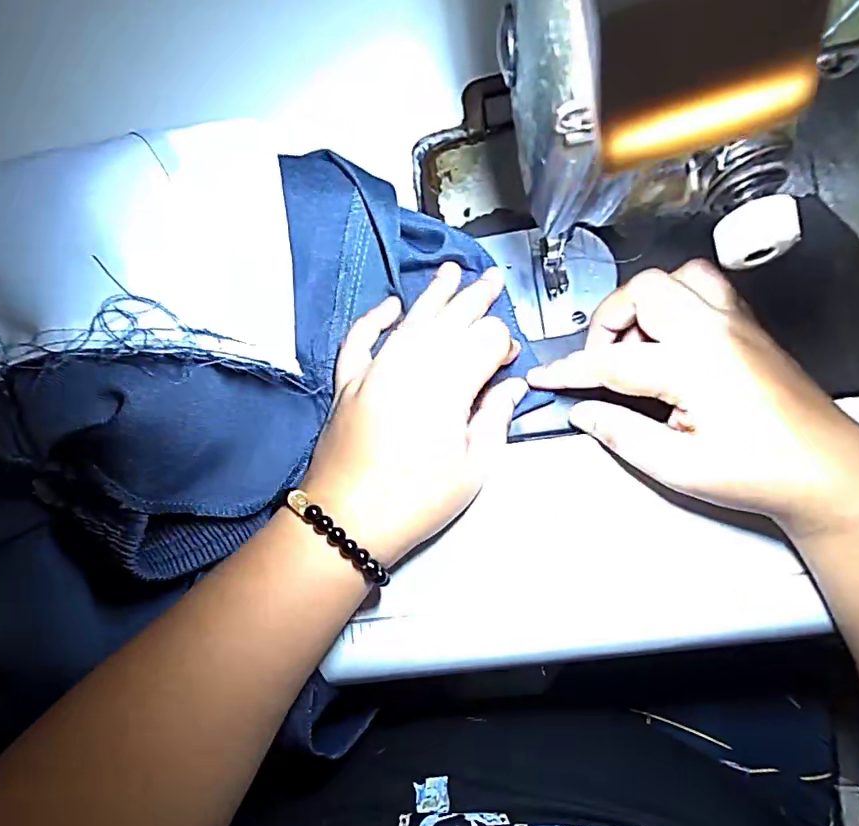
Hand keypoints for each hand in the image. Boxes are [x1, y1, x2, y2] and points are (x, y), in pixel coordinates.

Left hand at [301, 263, 526, 564]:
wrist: (347, 520)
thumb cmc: (414, 501)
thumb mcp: (473, 467)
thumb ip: (495, 418)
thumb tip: (510, 390)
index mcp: (450, 384)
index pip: (485, 340)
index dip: (503, 343)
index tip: (510, 358)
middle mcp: (412, 365)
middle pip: (452, 318)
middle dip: (476, 299)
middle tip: (493, 282)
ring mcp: (376, 369)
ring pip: (411, 319)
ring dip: (434, 294)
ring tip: (452, 273)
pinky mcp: (349, 381)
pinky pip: (362, 337)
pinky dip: (375, 318)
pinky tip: (390, 306)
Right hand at [527, 260, 858, 536]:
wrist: (824, 469)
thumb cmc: (763, 471)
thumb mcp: (677, 466)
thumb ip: (622, 434)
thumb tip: (585, 413)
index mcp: (694, 364)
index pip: (612, 360)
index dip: (569, 370)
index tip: (547, 376)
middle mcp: (716, 330)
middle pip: (641, 293)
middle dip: (607, 324)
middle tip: (599, 364)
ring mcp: (737, 323)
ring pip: (676, 279)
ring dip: (644, 306)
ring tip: (635, 348)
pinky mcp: (750, 328)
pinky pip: (706, 289)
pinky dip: (676, 303)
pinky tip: (670, 342)